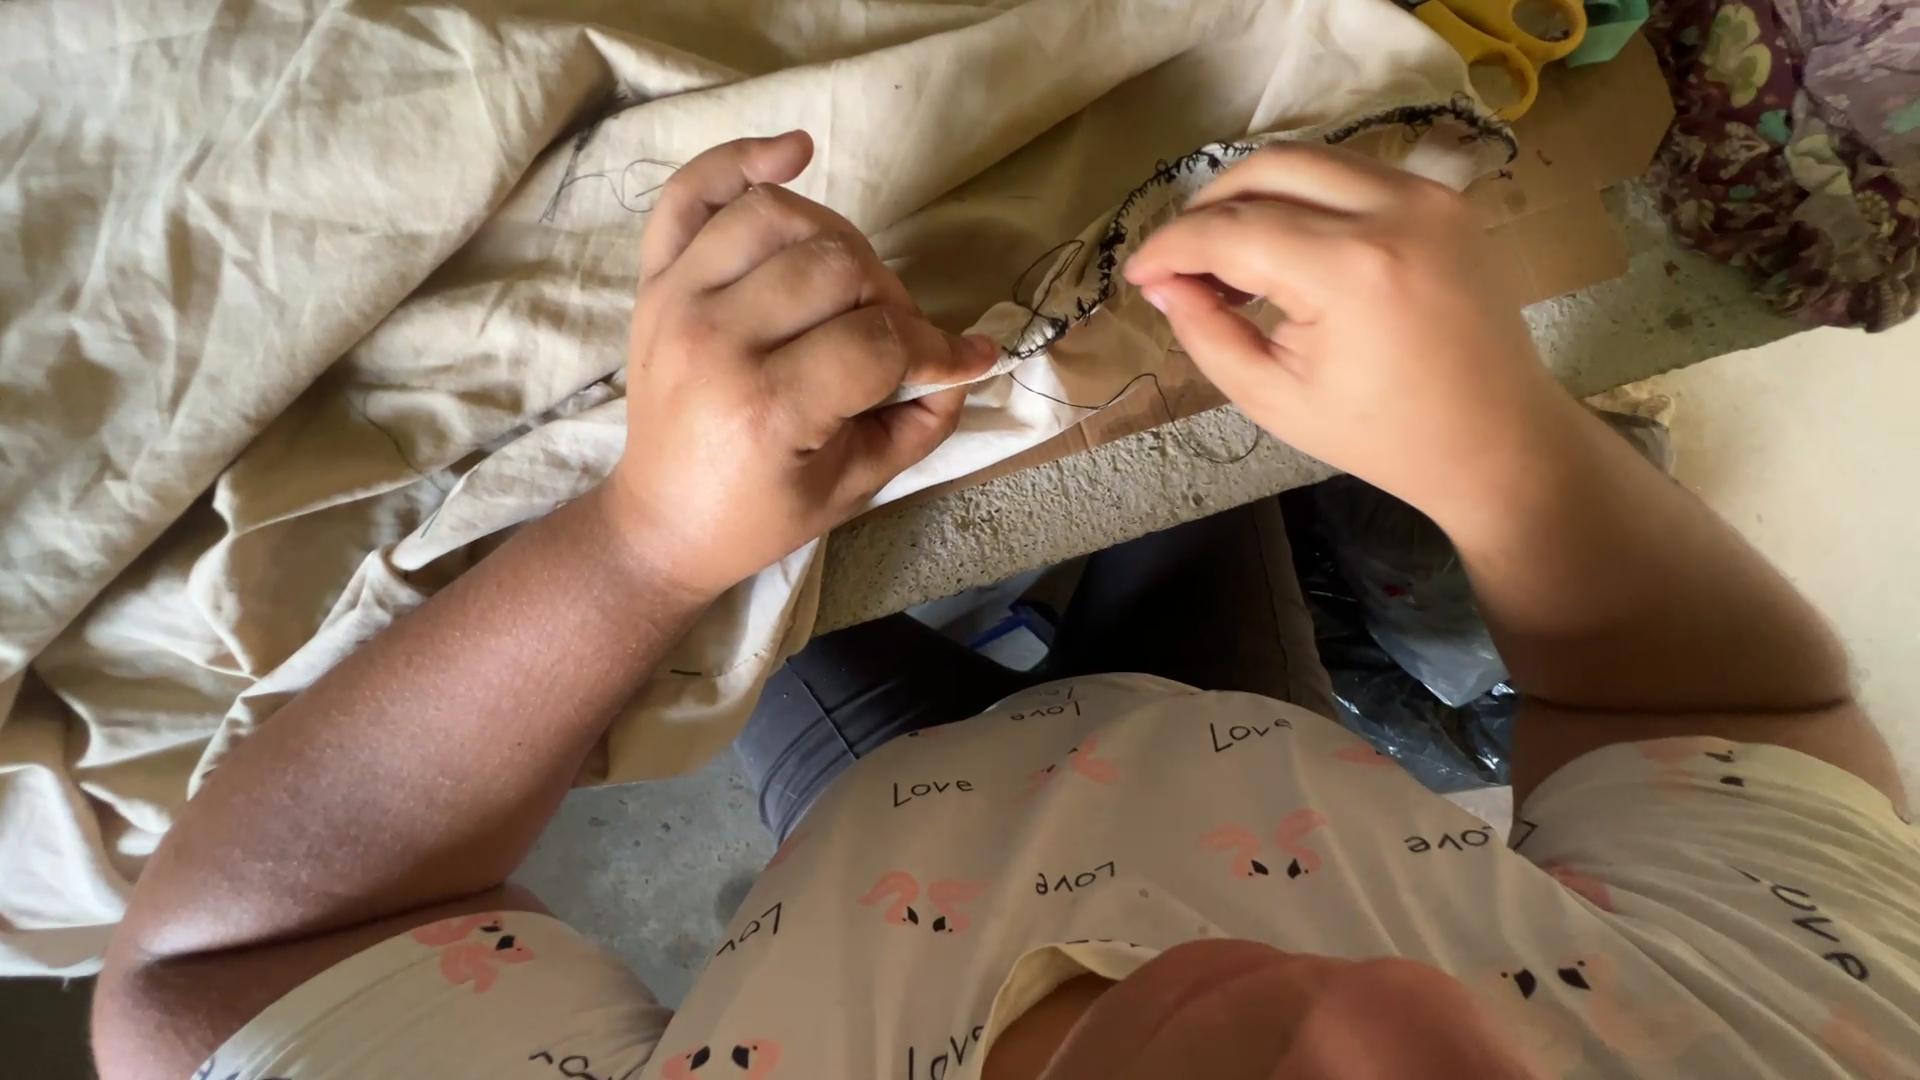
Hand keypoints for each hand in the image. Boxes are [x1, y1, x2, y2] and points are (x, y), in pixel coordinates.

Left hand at [608, 132, 996, 597]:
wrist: (665, 521)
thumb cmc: (762, 515)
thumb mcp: (856, 487)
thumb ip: (922, 422)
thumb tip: (967, 361)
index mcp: (768, 407)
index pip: (879, 341)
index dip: (935, 350)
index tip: (960, 363)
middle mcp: (716, 339)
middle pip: (839, 267)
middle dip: (892, 302)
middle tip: (898, 341)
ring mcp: (676, 299)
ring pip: (781, 216)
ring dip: (842, 243)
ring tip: (856, 288)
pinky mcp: (654, 282)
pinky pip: (694, 193)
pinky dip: (743, 160)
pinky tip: (795, 154)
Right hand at [1122, 144, 1580, 521]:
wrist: (1493, 436)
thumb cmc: (1375, 434)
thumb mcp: (1270, 398)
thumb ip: (1206, 334)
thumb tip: (1162, 285)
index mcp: (1349, 270)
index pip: (1230, 230)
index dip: (1169, 247)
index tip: (1136, 274)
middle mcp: (1394, 208)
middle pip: (1266, 169)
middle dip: (1204, 210)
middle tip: (1176, 262)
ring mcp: (1428, 193)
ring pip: (1307, 161)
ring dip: (1248, 200)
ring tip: (1223, 263)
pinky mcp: (1442, 197)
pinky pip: (1346, 175)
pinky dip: (1296, 201)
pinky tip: (1278, 251)